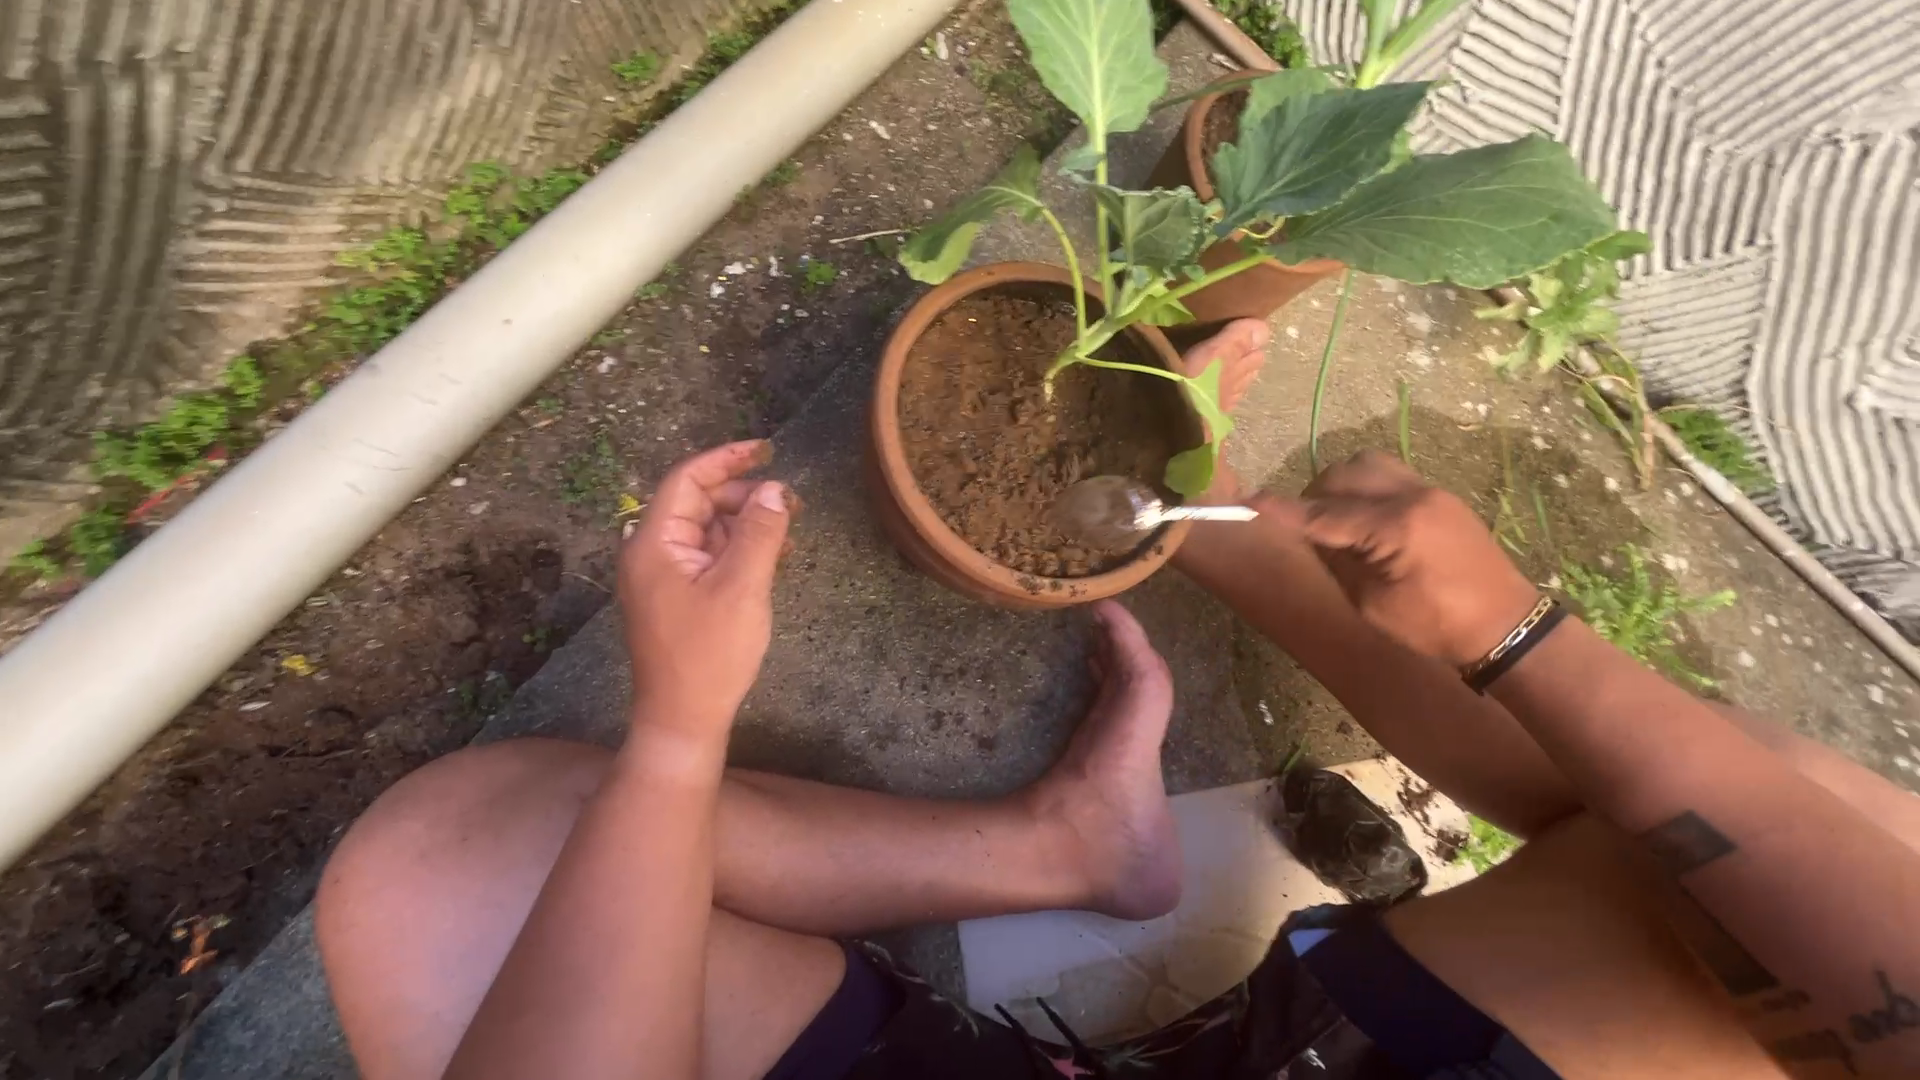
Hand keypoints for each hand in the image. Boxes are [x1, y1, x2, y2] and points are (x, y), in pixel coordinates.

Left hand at [619, 441, 791, 736]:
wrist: (683, 719)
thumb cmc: (709, 654)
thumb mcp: (742, 587)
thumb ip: (760, 533)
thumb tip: (775, 489)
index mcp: (655, 543)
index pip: (687, 481)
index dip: (727, 459)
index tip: (766, 450)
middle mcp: (652, 553)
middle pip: (699, 504)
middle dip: (744, 497)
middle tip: (791, 504)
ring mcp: (664, 577)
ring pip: (707, 531)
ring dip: (746, 524)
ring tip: (788, 531)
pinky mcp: (678, 597)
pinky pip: (709, 557)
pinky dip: (739, 550)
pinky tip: (771, 557)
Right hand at [1299, 450, 1538, 667]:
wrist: (1507, 627)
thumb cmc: (1435, 626)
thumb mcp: (1372, 604)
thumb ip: (1339, 560)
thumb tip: (1315, 535)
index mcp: (1395, 528)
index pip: (1324, 514)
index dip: (1282, 510)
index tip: (1247, 502)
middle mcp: (1412, 497)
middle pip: (1343, 475)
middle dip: (1313, 497)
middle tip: (1307, 530)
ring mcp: (1430, 491)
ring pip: (1366, 465)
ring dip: (1340, 486)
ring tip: (1337, 521)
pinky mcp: (1439, 496)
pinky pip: (1388, 475)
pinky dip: (1365, 488)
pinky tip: (1365, 520)